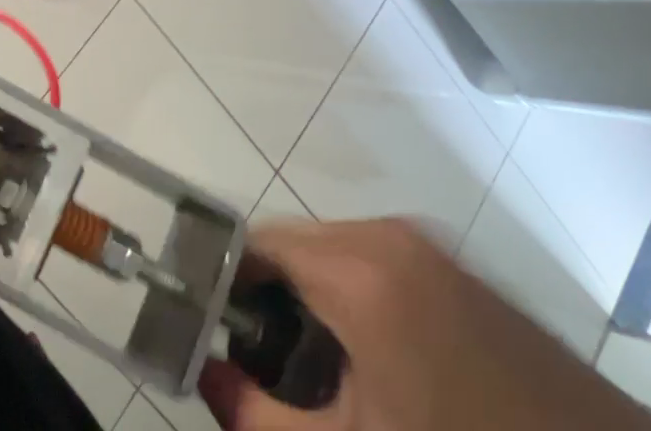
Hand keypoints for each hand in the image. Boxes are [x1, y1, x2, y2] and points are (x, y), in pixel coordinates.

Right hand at [198, 220, 650, 430]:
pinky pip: (365, 258)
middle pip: (283, 246)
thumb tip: (199, 372)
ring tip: (313, 361)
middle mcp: (385, 237)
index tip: (212, 332)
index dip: (218, 286)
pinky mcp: (451, 263)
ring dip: (302, 294)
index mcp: (357, 271)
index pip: (246, 245)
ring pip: (323, 250)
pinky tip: (365, 352)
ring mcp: (425, 245)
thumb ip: (250, 411)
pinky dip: (344, 291)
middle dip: (260, 296)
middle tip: (260, 357)